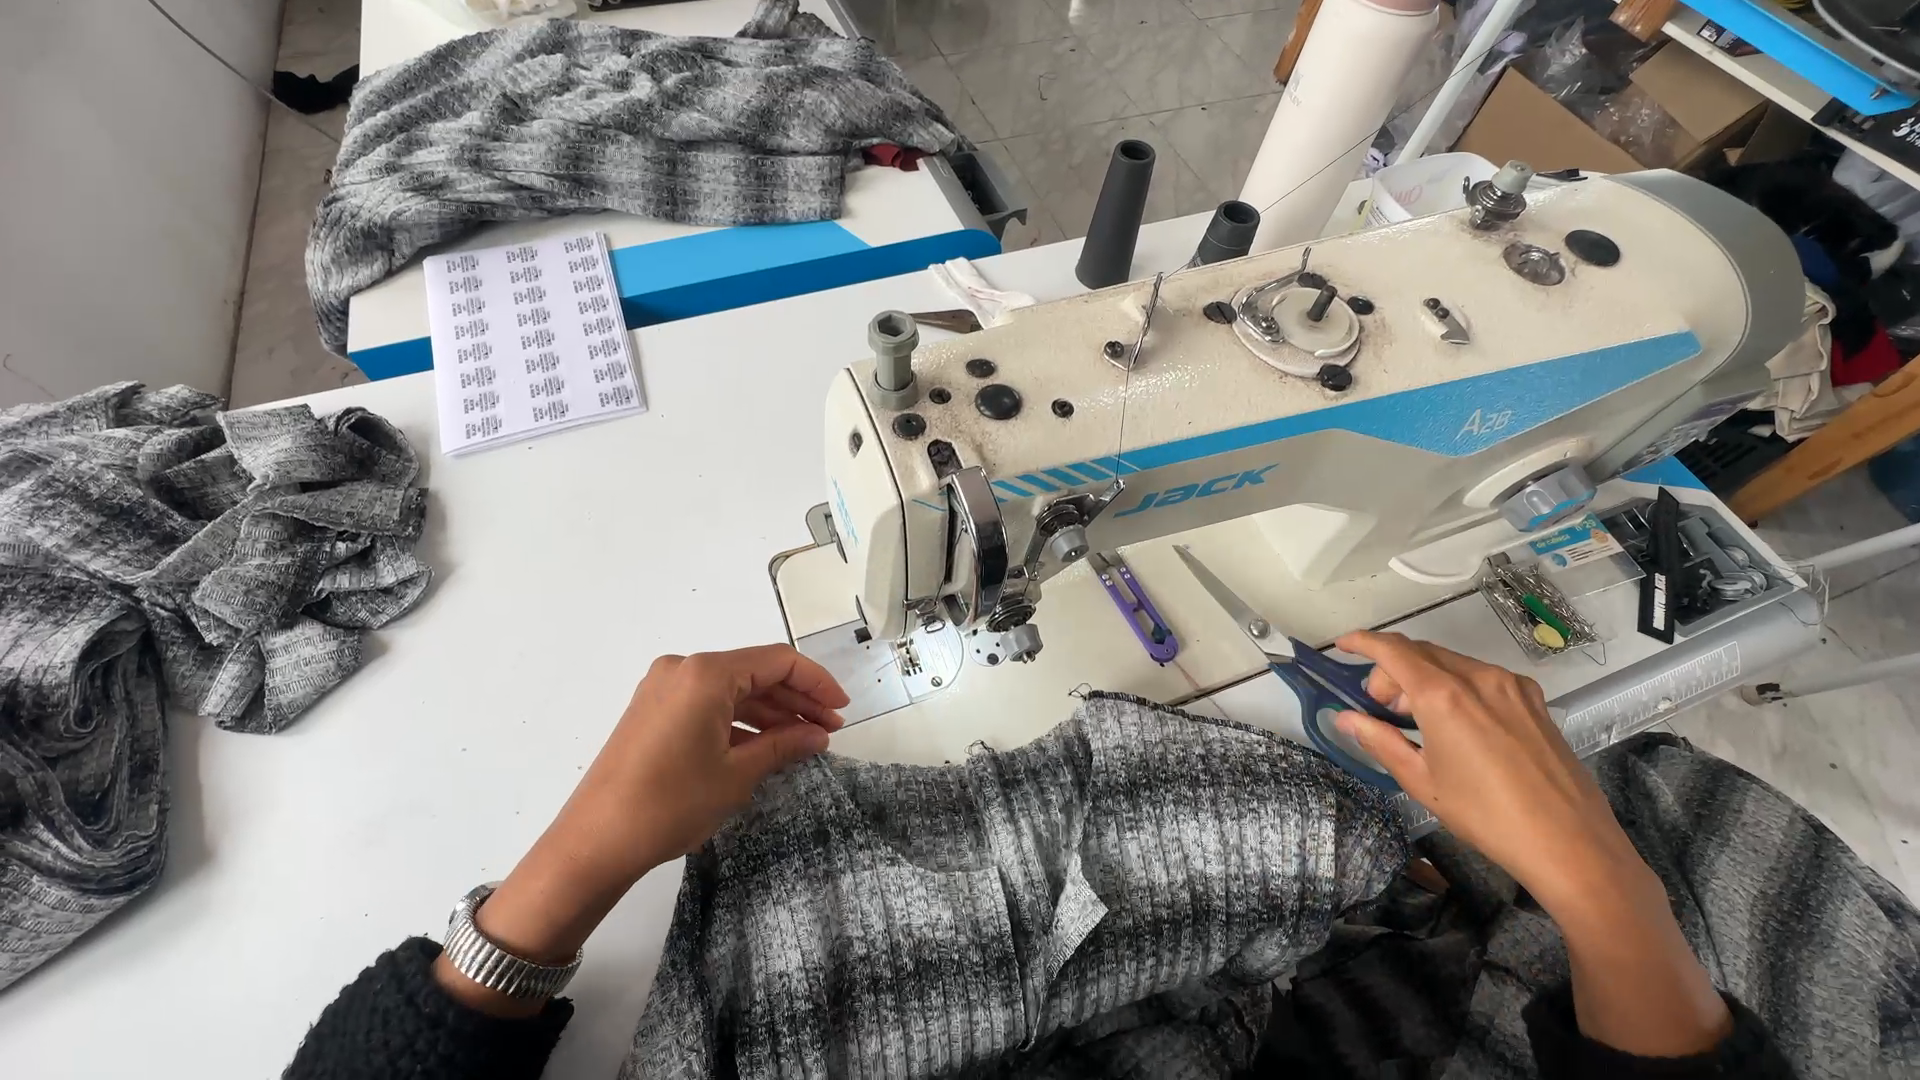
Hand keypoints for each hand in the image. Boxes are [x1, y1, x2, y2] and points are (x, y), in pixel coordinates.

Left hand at [436, 644, 846, 1014]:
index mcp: (706, 673)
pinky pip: (710, 704)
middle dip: (796, 700)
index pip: (778, 661)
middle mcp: (684, 669)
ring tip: (804, 741)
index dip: (817, 682)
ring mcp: (664, 688)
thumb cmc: (671, 804)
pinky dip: (741, 721)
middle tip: (828, 730)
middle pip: (756, 672)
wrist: (593, 844)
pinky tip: (765, 745)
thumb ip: (784, 745)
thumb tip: (819, 735)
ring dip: (771, 712)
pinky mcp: (653, 711)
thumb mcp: (737, 775)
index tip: (843, 709)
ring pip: (734, 689)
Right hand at [1329, 630, 1636, 913]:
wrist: (1571, 845)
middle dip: (1390, 669)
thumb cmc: (1486, 816)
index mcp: (1442, 696)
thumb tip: (1345, 718)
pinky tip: (1455, 721)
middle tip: (1380, 707)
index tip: (1342, 646)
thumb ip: (1379, 740)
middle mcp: (1477, 678)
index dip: (1362, 642)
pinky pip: (1480, 676)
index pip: (1392, 650)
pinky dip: (1454, 684)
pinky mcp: (1533, 700)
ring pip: (1450, 661)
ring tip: (1416, 718)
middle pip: (1420, 652)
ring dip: (1422, 676)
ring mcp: (1510, 686)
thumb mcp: (1421, 781)